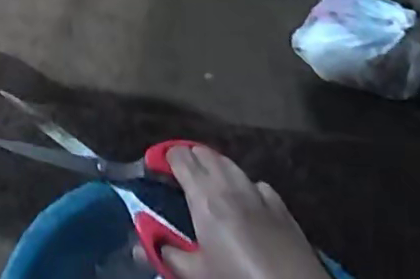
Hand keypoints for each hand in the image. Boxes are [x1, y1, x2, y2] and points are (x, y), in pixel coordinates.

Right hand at [148, 146, 328, 278]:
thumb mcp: (196, 276)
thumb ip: (166, 254)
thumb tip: (140, 243)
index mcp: (204, 196)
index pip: (180, 158)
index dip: (166, 158)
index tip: (156, 168)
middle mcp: (228, 183)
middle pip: (204, 153)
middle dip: (189, 158)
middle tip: (179, 176)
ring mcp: (257, 191)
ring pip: (229, 163)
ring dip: (215, 167)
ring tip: (208, 185)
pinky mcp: (280, 205)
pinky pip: (255, 183)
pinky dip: (243, 186)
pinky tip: (244, 204)